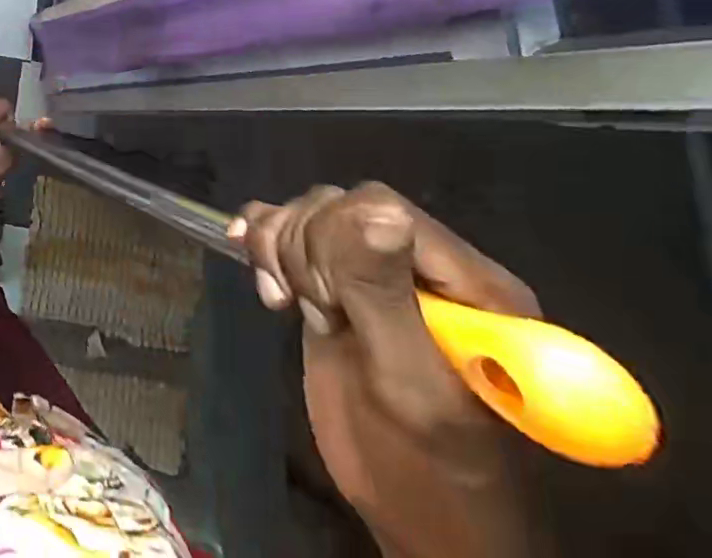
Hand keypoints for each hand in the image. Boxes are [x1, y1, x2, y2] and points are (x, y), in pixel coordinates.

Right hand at [234, 184, 540, 557]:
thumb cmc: (424, 459)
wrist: (411, 507)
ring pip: (308, 212)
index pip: (382, 208)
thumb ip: (385, 293)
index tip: (328, 306)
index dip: (338, 242)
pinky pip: (288, 228)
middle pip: (337, 205)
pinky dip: (259, 236)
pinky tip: (243, 252)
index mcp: (468, 280)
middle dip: (306, 253)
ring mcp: (374, 270)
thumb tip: (375, 208)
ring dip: (280, 251)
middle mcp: (422, 262)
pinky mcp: (334, 282)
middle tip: (316, 316)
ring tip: (289, 305)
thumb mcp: (406, 380)